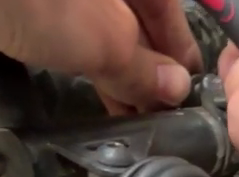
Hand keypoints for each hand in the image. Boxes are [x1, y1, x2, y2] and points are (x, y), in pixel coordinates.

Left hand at [0, 0, 201, 107]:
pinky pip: (54, 16)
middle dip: (142, 58)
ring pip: (90, 15)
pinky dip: (72, 48)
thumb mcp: (105, 41)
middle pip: (126, 8)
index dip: (177, 45)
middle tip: (152, 105)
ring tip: (120, 105)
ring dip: (108, 59)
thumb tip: (174, 89)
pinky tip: (80, 80)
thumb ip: (143, 68)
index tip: (184, 85)